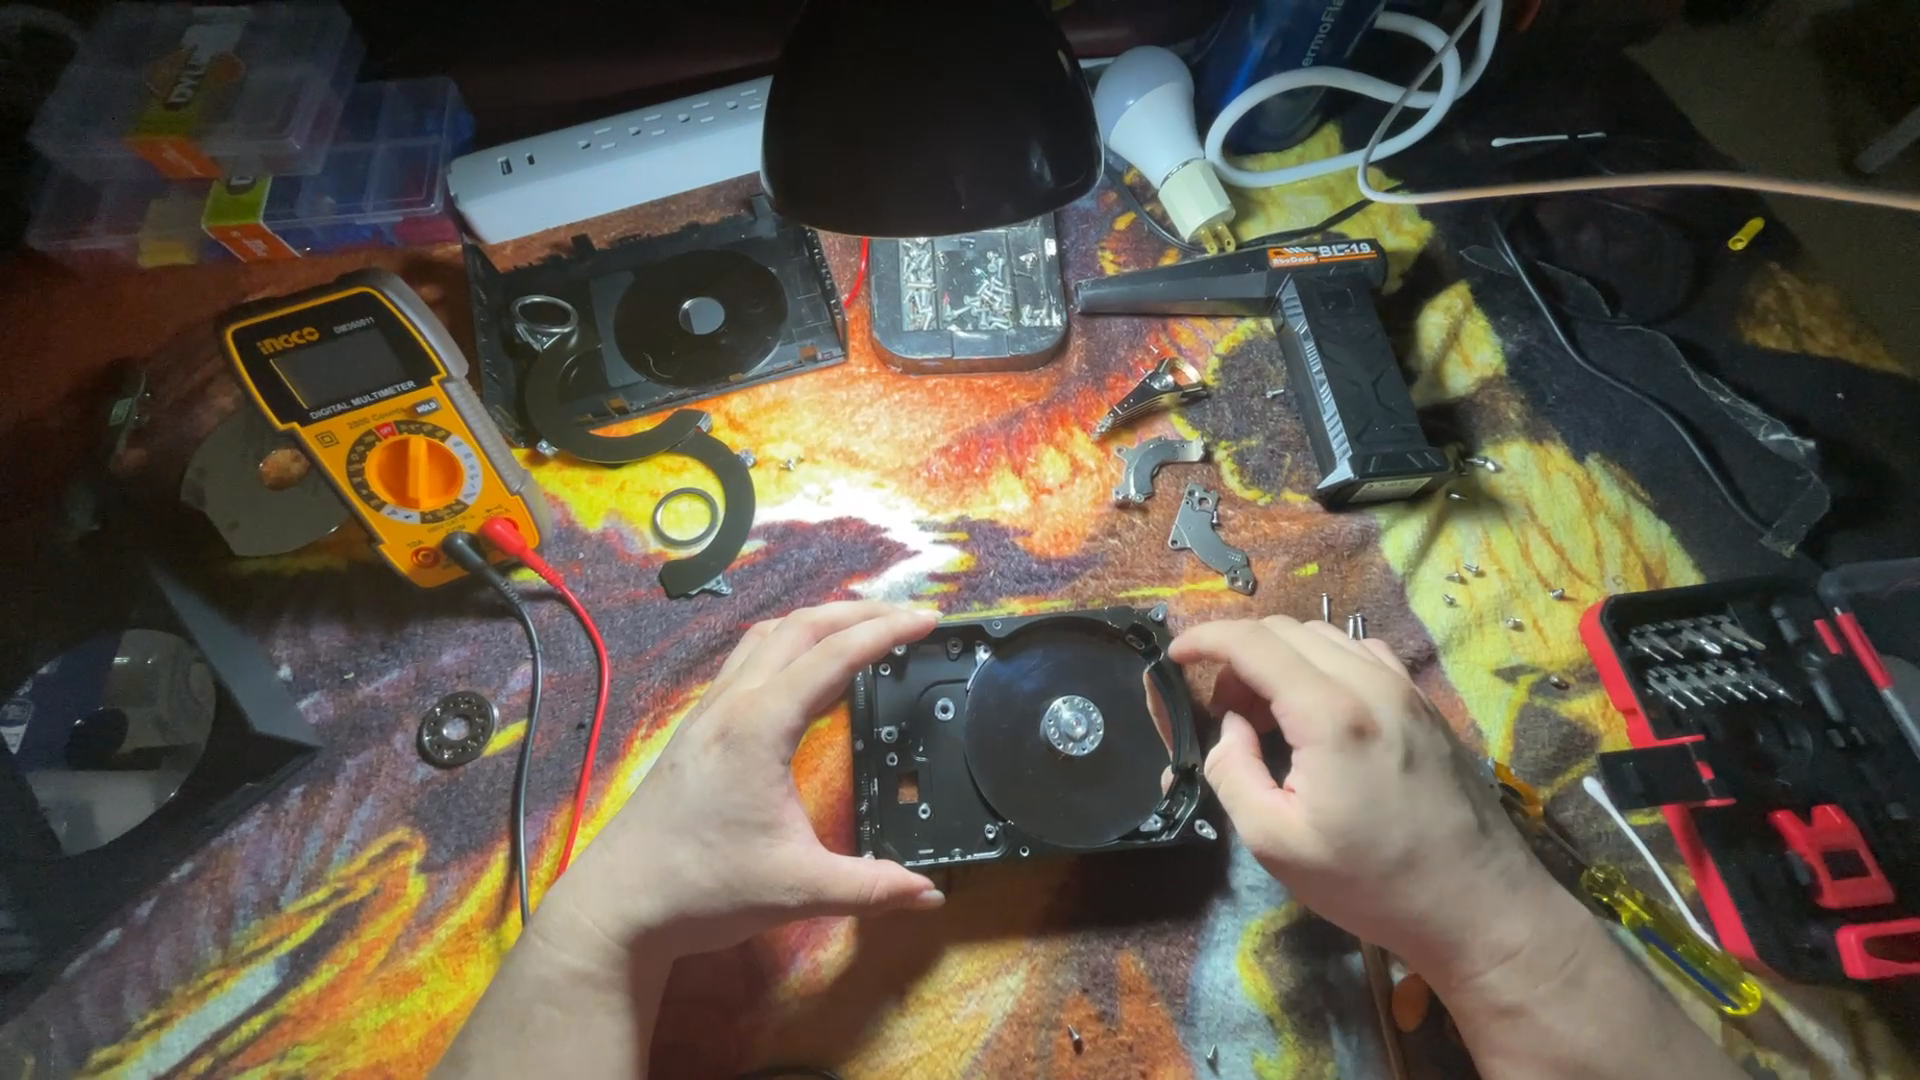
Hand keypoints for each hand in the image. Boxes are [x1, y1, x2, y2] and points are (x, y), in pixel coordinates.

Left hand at [533, 601, 945, 968]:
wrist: (616, 905)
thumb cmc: (704, 890)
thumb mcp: (798, 888)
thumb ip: (871, 887)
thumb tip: (931, 895)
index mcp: (761, 725)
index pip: (835, 657)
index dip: (887, 631)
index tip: (929, 619)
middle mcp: (735, 701)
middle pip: (802, 626)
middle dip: (859, 611)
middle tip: (907, 616)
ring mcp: (712, 707)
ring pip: (771, 635)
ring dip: (822, 620)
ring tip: (864, 628)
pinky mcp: (701, 722)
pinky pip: (753, 657)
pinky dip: (793, 643)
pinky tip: (810, 669)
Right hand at [1172, 616, 1570, 989]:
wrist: (1483, 911)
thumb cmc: (1373, 882)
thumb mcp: (1274, 841)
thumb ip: (1232, 770)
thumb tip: (1229, 727)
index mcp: (1329, 713)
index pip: (1250, 642)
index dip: (1202, 639)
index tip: (1174, 657)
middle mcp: (1368, 683)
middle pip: (1282, 630)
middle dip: (1236, 656)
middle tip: (1225, 712)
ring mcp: (1403, 687)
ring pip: (1320, 635)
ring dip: (1277, 658)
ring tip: (1268, 714)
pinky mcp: (1422, 701)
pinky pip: (1357, 652)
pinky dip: (1319, 662)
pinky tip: (1316, 708)